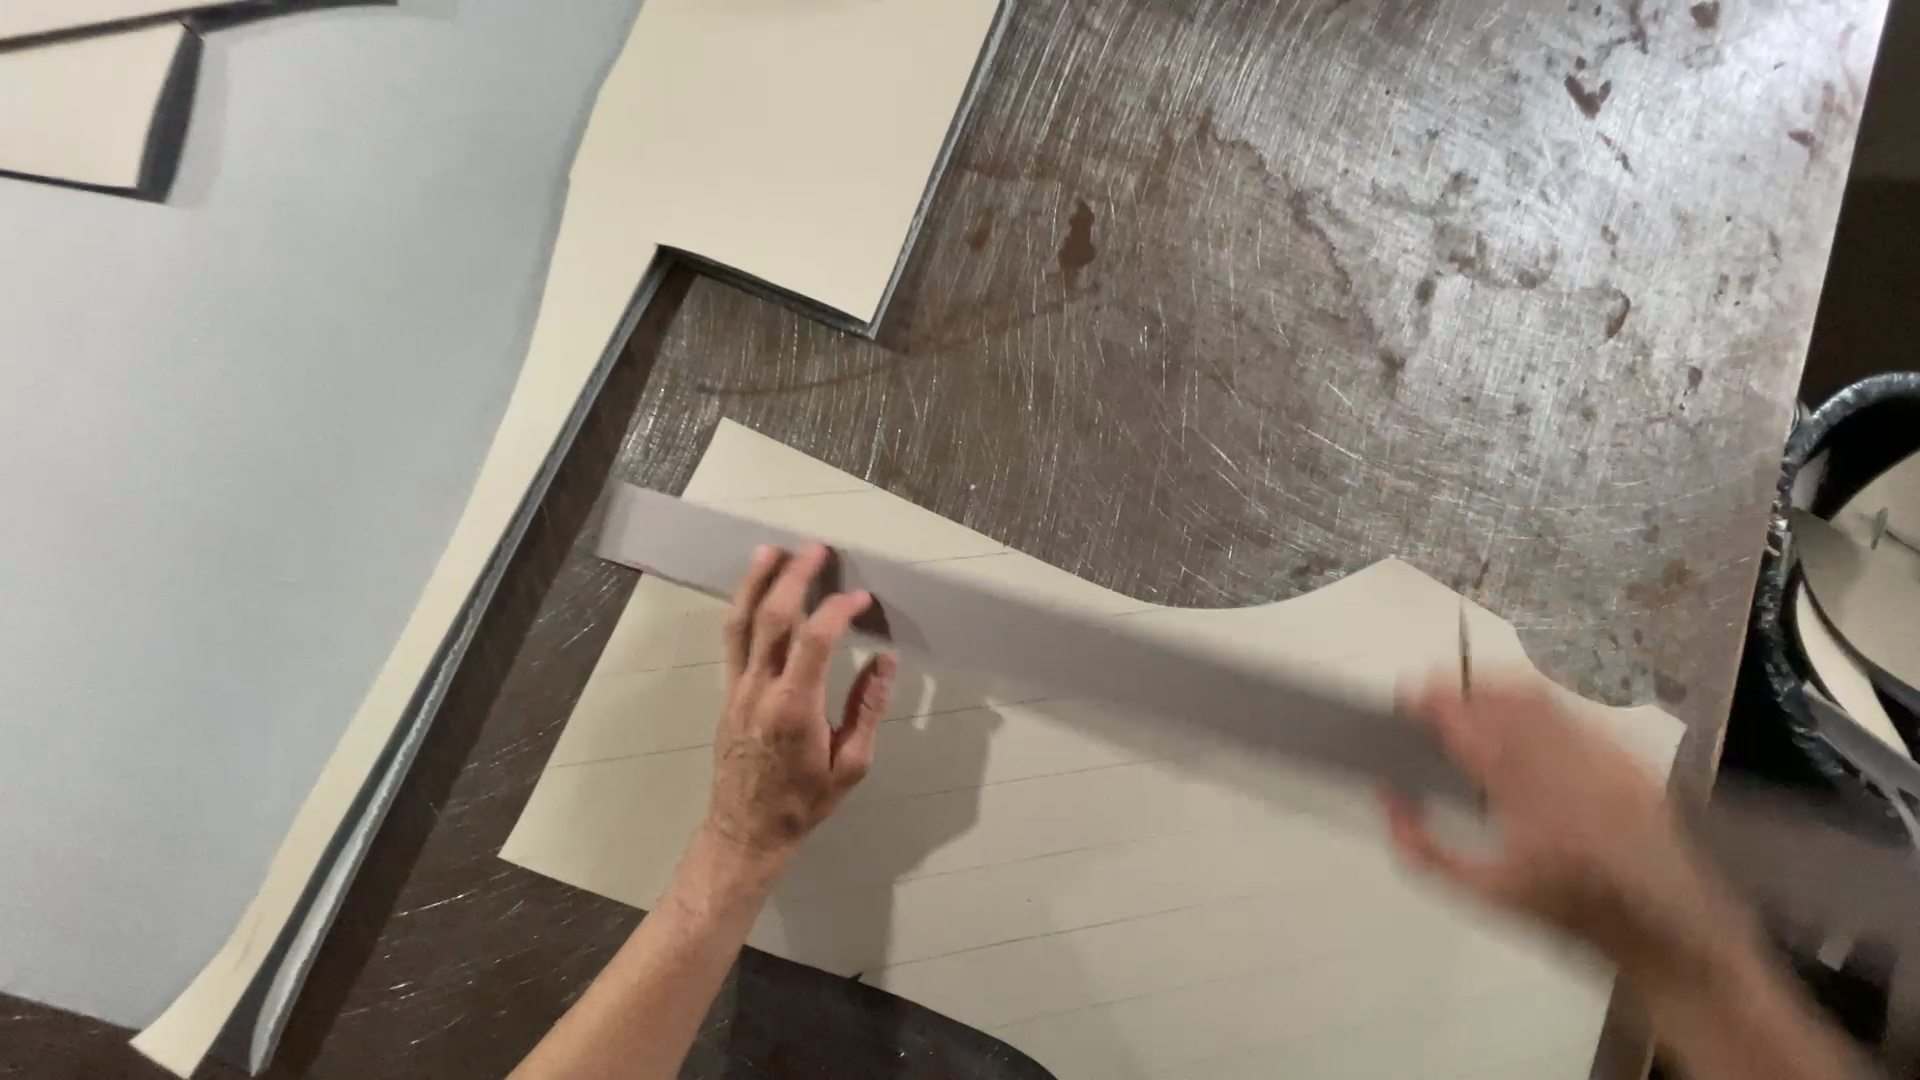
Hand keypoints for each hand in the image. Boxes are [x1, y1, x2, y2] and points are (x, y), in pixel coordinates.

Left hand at [701, 543, 897, 863]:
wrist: (745, 831)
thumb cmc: (804, 802)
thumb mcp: (851, 764)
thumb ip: (867, 708)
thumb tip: (887, 661)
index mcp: (795, 708)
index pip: (815, 640)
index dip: (838, 610)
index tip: (861, 599)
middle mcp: (760, 690)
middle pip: (772, 618)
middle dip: (794, 578)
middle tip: (816, 550)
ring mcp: (736, 688)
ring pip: (741, 622)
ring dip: (756, 582)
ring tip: (772, 550)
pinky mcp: (727, 692)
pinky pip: (732, 640)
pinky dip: (742, 607)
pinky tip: (752, 590)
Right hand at [1382, 676, 1757, 993]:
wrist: (1665, 937)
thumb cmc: (1566, 914)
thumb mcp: (1480, 893)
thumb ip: (1421, 846)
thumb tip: (1386, 797)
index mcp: (1531, 808)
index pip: (1472, 732)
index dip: (1433, 704)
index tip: (1407, 697)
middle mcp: (1574, 776)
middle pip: (1505, 702)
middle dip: (1459, 688)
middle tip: (1428, 690)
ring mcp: (1609, 764)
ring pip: (1542, 697)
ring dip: (1494, 686)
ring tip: (1465, 691)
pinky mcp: (1631, 760)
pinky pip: (1575, 712)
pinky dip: (1537, 700)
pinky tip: (1515, 708)